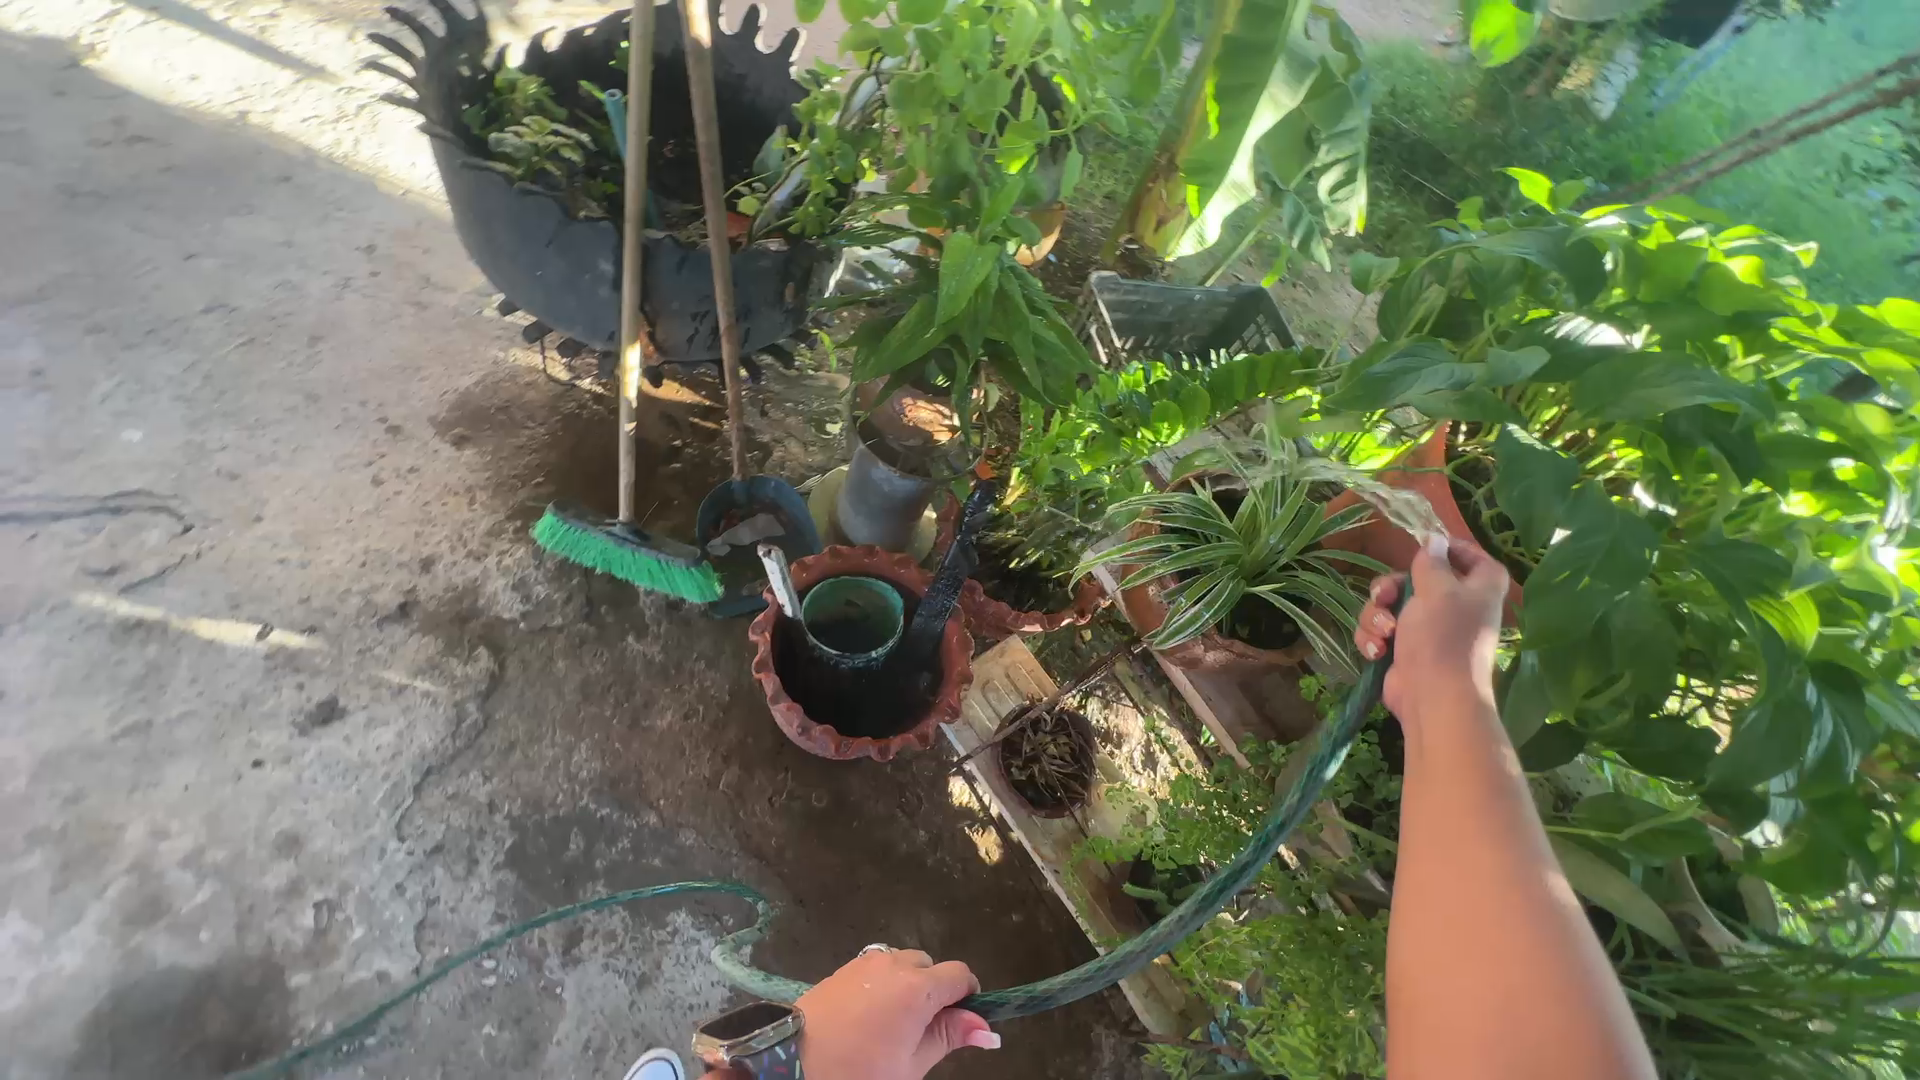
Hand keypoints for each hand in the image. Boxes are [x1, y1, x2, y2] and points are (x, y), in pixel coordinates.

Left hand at [794, 948, 997, 1079]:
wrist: (794, 1063)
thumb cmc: (861, 1072)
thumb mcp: (911, 1065)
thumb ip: (949, 1038)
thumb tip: (988, 1030)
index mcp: (919, 987)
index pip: (960, 974)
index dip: (966, 995)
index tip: (960, 1021)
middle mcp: (896, 963)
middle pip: (930, 966)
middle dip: (934, 991)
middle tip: (920, 1031)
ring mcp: (868, 962)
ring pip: (903, 963)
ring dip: (908, 984)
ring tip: (892, 1024)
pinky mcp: (846, 966)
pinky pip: (878, 968)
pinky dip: (884, 984)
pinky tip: (869, 1016)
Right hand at [1353, 537, 1508, 730]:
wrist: (1432, 696)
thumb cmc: (1442, 638)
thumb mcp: (1436, 590)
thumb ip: (1431, 563)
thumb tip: (1434, 539)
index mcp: (1477, 588)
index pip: (1469, 556)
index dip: (1447, 549)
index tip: (1420, 549)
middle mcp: (1454, 605)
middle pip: (1414, 579)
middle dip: (1390, 589)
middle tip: (1383, 598)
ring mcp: (1426, 629)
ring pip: (1388, 605)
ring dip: (1376, 617)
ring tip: (1383, 635)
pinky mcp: (1402, 648)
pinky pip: (1378, 631)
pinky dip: (1373, 638)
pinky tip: (1376, 652)